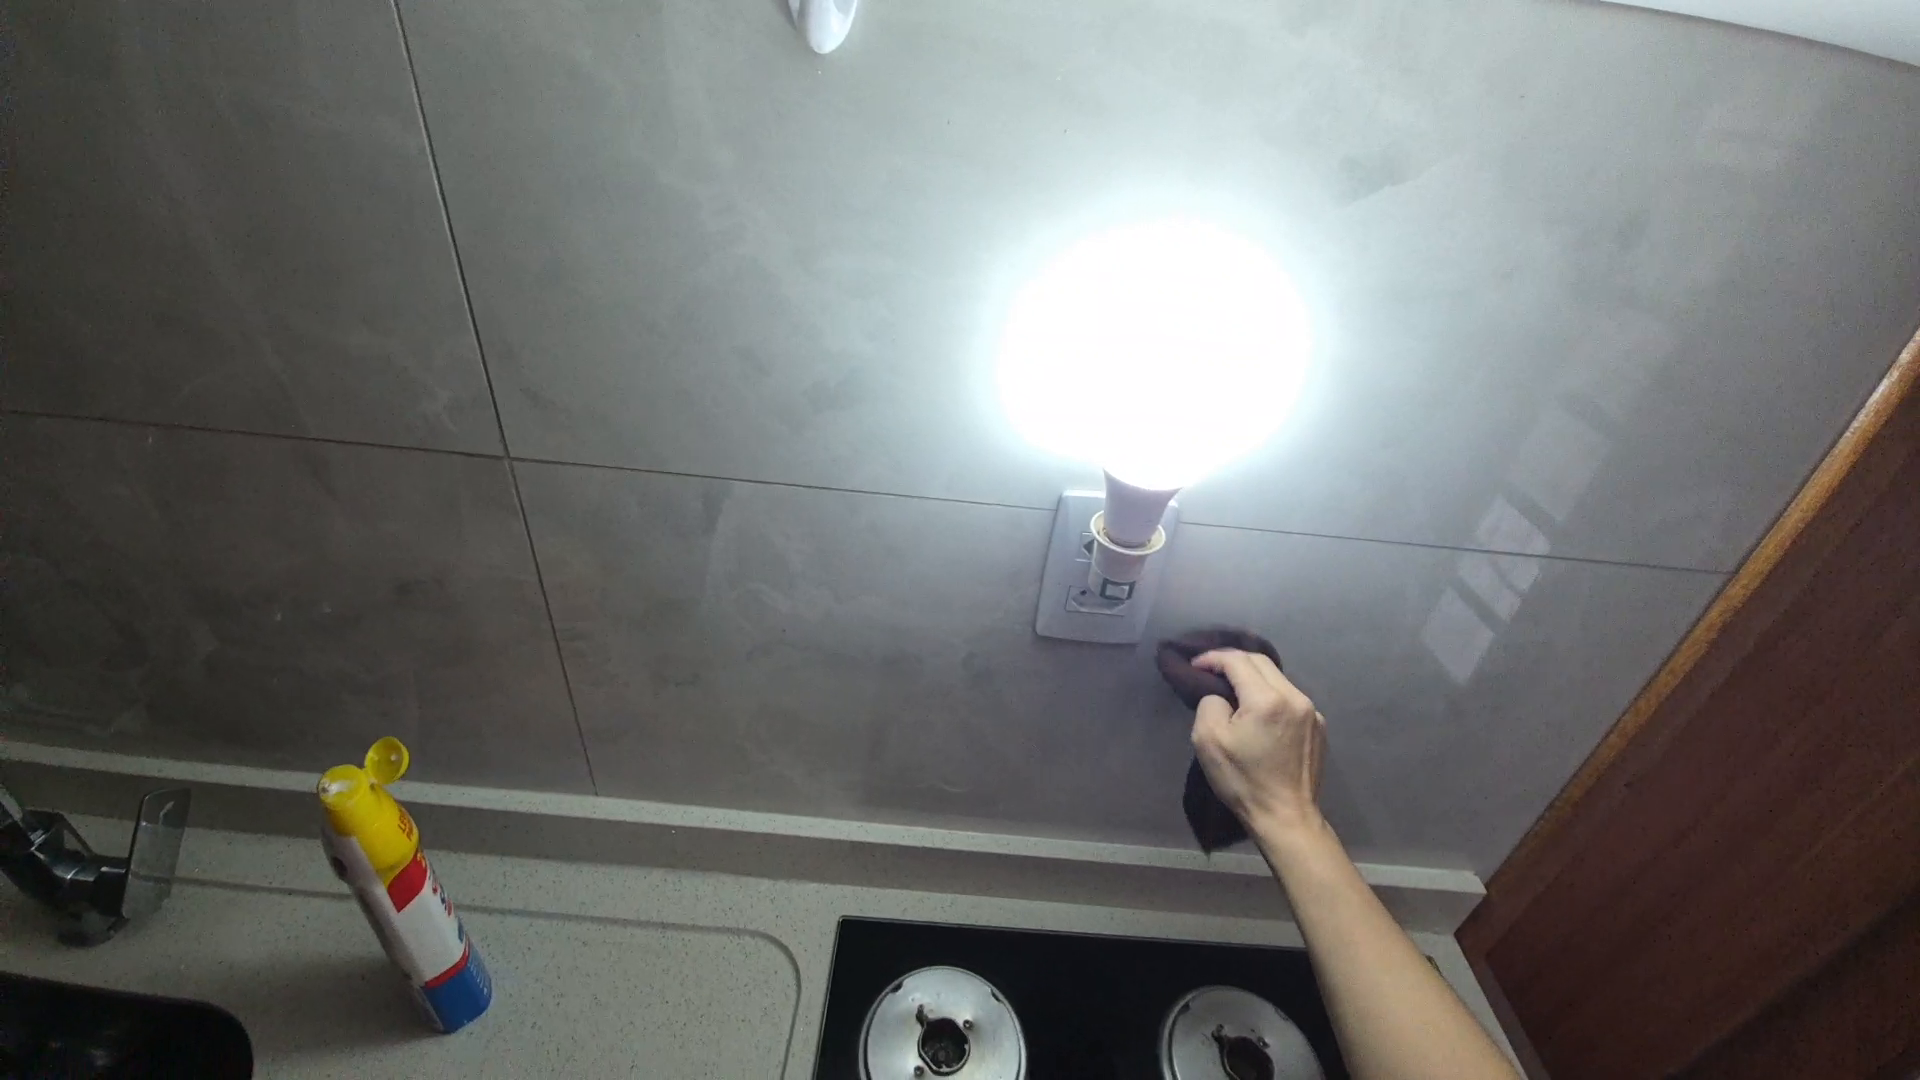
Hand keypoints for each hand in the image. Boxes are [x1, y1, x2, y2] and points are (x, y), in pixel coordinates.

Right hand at [1190, 649, 1327, 840]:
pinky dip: (1269, 693)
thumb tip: (1221, 696)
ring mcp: (1311, 712)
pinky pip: (1289, 696)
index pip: (1237, 661)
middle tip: (1209, 668)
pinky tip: (1256, 710)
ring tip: (1231, 687)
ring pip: (1277, 678)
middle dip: (1232, 660)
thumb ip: (1210, 703)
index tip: (1194, 665)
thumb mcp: (1208, 740)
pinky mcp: (1317, 726)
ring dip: (1252, 676)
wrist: (1286, 818)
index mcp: (1267, 699)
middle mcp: (1295, 697)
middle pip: (1260, 662)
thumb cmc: (1243, 780)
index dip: (1212, 658)